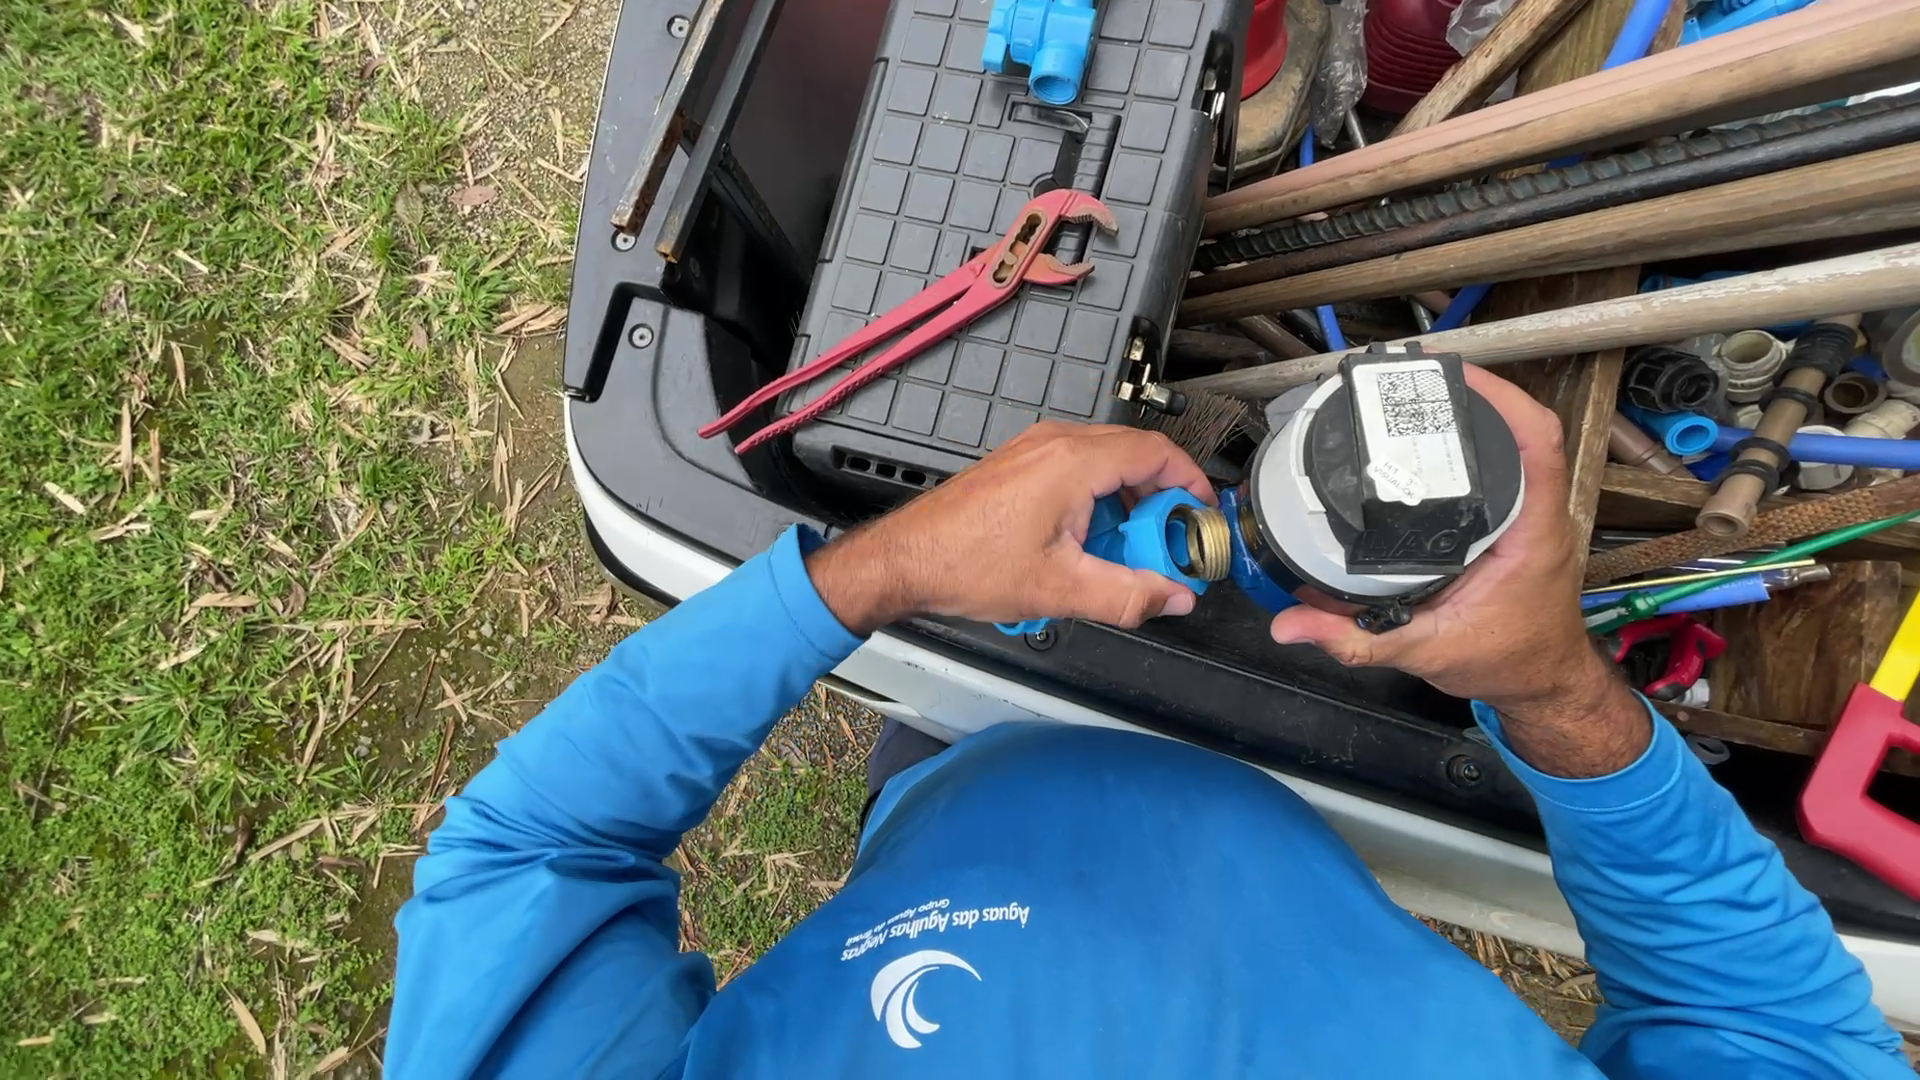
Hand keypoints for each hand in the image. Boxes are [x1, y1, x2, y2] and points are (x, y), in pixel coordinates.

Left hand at [806, 422, 1214, 634]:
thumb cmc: (966, 564)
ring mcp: (1032, 451)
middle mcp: (1053, 444)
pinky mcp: (1018, 466)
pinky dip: (1095, 499)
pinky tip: (1086, 543)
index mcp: (1072, 462)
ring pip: (1104, 463)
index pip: (1157, 452)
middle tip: (1164, 544)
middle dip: (1159, 499)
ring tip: (1124, 551)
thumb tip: (1173, 597)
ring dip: (1125, 502)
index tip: (1200, 514)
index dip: (1190, 482)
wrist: (905, 559)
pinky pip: (1075, 470)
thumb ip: (1128, 594)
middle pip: (1134, 455)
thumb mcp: (1059, 589)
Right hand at [1269, 367, 1645, 774]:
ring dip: (1470, 417)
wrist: (1542, 682)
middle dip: (1471, 396)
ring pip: (1512, 447)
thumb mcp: (1424, 651)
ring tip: (1415, 400)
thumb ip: (1353, 639)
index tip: (1453, 377)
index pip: (1537, 445)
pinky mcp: (1511, 524)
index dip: (1501, 400)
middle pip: (1520, 431)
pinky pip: (1500, 470)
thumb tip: (1293, 625)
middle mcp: (1536, 516)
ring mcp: (1526, 516)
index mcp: (1530, 536)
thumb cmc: (1506, 663)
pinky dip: (1466, 448)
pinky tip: (1424, 447)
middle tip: (1414, 382)